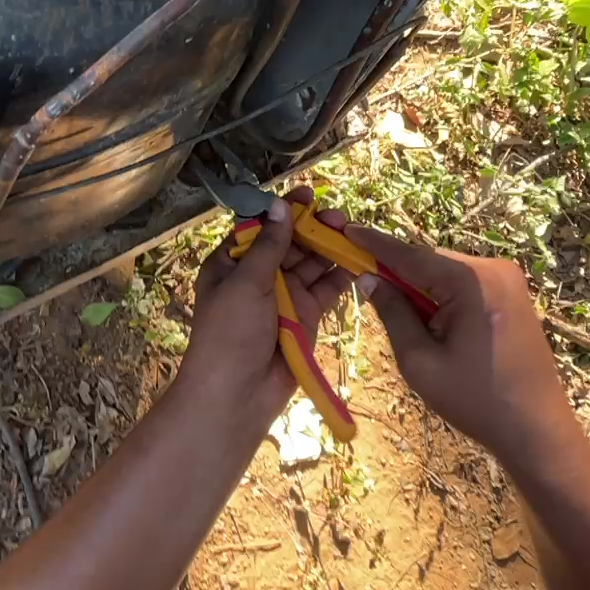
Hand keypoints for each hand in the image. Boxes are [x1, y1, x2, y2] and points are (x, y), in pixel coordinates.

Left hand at [176, 187, 354, 431]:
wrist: (235, 395)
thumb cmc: (229, 332)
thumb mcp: (245, 282)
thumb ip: (269, 245)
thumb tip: (280, 206)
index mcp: (232, 262)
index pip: (261, 227)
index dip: (284, 210)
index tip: (308, 194)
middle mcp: (258, 275)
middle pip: (291, 243)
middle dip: (313, 229)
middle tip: (338, 218)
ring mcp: (284, 296)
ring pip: (311, 264)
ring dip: (330, 249)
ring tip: (352, 234)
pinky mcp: (306, 317)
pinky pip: (326, 290)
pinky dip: (342, 276)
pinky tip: (360, 261)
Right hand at [346, 223, 581, 467]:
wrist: (539, 434)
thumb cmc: (476, 401)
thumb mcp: (419, 360)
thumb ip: (392, 312)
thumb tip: (368, 278)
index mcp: (470, 281)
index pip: (408, 255)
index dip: (373, 243)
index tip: (345, 229)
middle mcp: (492, 269)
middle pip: (427, 260)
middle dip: (397, 271)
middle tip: (366, 285)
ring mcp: (507, 279)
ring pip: (443, 270)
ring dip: (420, 286)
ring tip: (409, 320)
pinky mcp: (512, 293)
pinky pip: (462, 281)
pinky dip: (441, 293)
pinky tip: (433, 321)